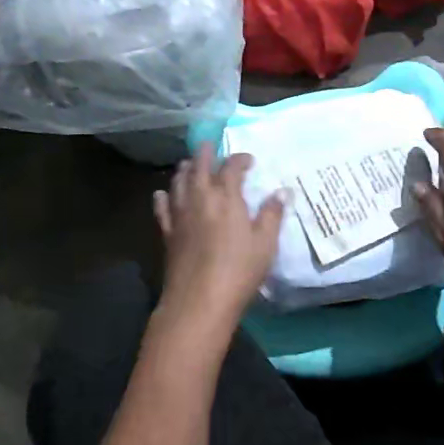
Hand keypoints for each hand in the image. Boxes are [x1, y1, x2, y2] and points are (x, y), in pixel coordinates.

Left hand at [153, 145, 285, 318]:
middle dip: (204, 154)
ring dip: (184, 170)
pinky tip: (161, 193)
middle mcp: (199, 199)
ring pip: (178, 183)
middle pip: (198, 168)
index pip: (231, 168)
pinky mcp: (167, 233)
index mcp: (226, 198)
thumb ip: (272, 215)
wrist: (199, 299)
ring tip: (187, 164)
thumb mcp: (265, 244)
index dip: (240, 159)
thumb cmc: (239, 270)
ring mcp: (180, 215)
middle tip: (207, 145)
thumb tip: (283, 191)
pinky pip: (162, 209)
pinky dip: (162, 197)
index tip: (249, 159)